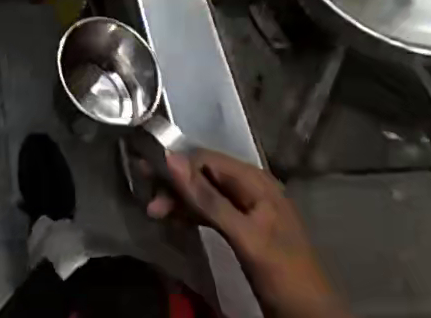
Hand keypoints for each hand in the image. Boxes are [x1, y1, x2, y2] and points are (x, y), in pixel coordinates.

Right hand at [145, 149, 347, 317]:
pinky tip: (173, 219)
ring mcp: (246, 207)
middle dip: (173, 184)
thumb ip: (207, 198)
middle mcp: (249, 187)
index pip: (203, 158)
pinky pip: (208, 209)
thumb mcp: (245, 237)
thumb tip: (168, 157)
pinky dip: (189, 213)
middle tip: (149, 199)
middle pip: (200, 173)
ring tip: (156, 213)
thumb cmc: (284, 274)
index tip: (146, 176)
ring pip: (201, 191)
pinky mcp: (241, 227)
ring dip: (178, 200)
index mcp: (255, 181)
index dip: (174, 165)